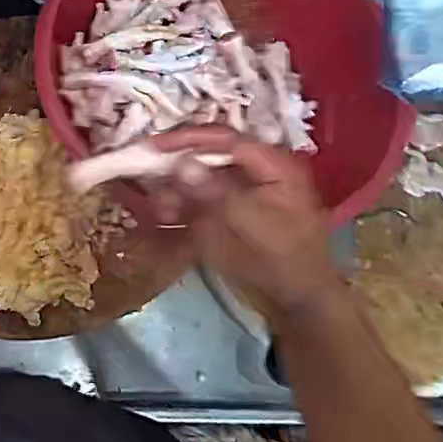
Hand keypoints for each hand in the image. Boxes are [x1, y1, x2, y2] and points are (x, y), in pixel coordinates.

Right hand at [147, 128, 346, 324]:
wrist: (296, 302)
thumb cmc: (284, 261)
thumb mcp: (252, 226)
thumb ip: (216, 193)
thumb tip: (181, 163)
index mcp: (272, 164)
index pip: (226, 140)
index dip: (189, 139)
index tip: (154, 145)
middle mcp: (252, 171)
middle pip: (207, 154)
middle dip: (176, 165)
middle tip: (146, 173)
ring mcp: (237, 192)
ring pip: (197, 178)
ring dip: (174, 188)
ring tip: (161, 208)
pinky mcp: (224, 212)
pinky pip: (195, 200)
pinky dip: (178, 205)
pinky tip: (166, 217)